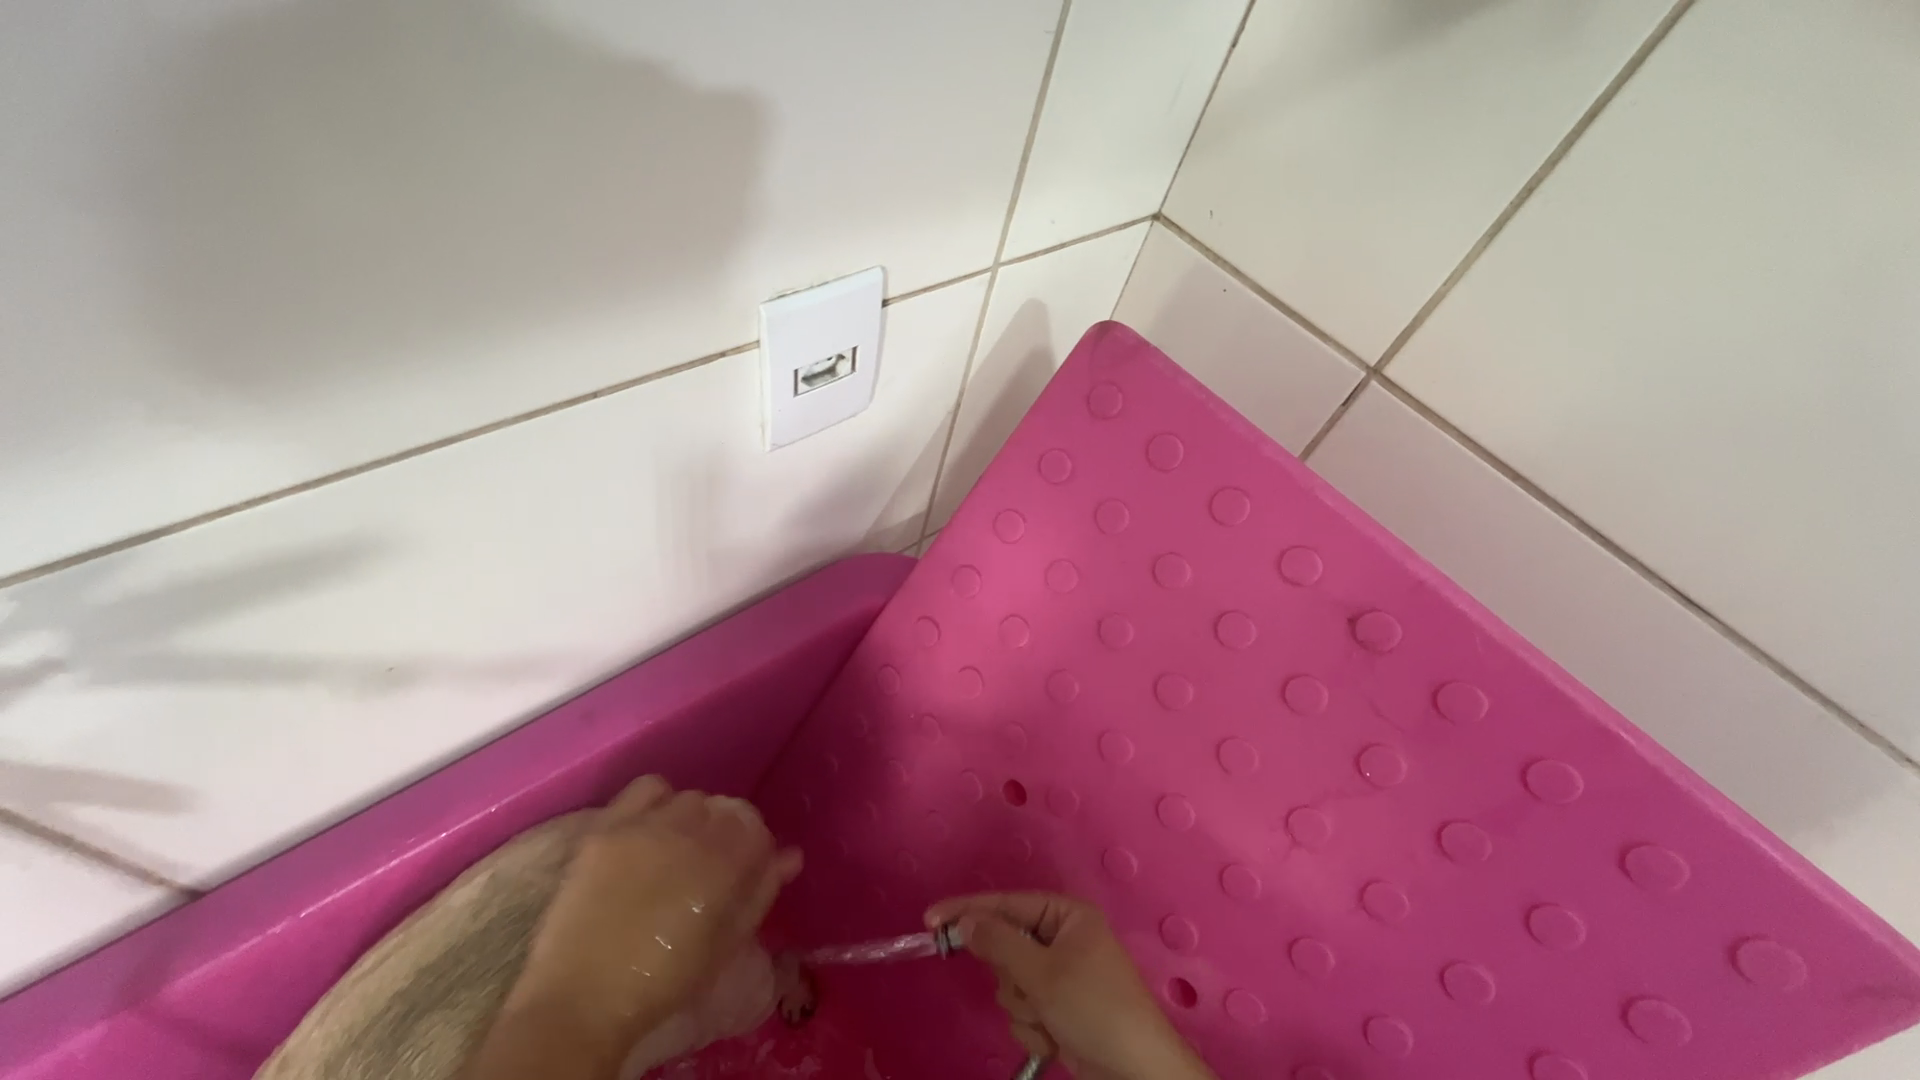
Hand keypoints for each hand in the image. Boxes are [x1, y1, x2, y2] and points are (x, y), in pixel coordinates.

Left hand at [506, 776, 801, 1052]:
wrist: (582, 999)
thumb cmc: (665, 981)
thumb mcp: (727, 943)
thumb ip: (761, 892)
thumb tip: (790, 856)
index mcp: (725, 863)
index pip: (756, 827)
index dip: (756, 849)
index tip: (746, 872)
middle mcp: (690, 832)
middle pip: (724, 808)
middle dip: (727, 833)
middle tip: (711, 867)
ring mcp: (646, 825)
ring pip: (689, 799)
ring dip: (693, 820)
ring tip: (678, 851)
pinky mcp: (609, 826)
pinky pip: (646, 789)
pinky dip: (657, 802)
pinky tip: (651, 830)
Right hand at [924, 893, 1215, 1079]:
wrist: (1136, 1072)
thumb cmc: (1095, 1008)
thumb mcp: (1043, 973)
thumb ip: (999, 943)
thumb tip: (965, 921)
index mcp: (1066, 915)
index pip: (1006, 904)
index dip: (967, 911)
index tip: (930, 921)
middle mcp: (1062, 938)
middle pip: (1005, 946)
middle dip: (1013, 977)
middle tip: (1031, 990)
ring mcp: (1060, 975)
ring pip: (1010, 983)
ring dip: (1024, 1007)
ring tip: (1052, 1020)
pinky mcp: (1058, 1008)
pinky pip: (1023, 1009)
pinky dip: (1033, 1027)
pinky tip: (1057, 1038)